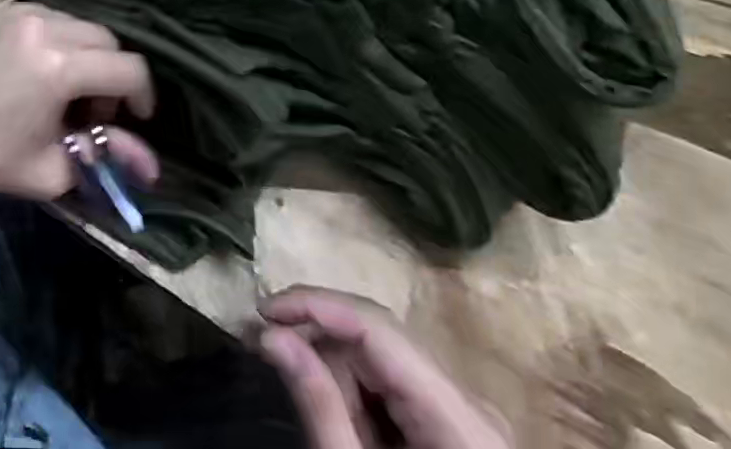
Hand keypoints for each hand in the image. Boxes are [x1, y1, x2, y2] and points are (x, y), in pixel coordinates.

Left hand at [0, 4, 158, 199]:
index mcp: (57, 66)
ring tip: (63, 93)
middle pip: (108, 39)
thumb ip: (106, 159)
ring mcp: (18, 12)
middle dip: (113, 75)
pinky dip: (58, 40)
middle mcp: (42, 26)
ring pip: (79, 23)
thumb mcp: (50, 169)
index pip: (129, 69)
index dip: (143, 97)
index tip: (133, 122)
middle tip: (92, 112)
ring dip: (86, 55)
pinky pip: (49, 16)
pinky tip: (38, 72)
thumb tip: (152, 165)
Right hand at [260, 288, 511, 448]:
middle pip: (378, 338)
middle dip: (317, 338)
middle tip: (264, 347)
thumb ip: (318, 403)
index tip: (261, 310)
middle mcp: (470, 404)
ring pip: (381, 355)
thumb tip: (270, 334)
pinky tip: (337, 411)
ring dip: (333, 366)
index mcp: (459, 419)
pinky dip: (355, 386)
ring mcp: (466, 412)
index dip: (316, 306)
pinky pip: (393, 381)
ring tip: (307, 398)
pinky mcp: (455, 423)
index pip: (378, 328)